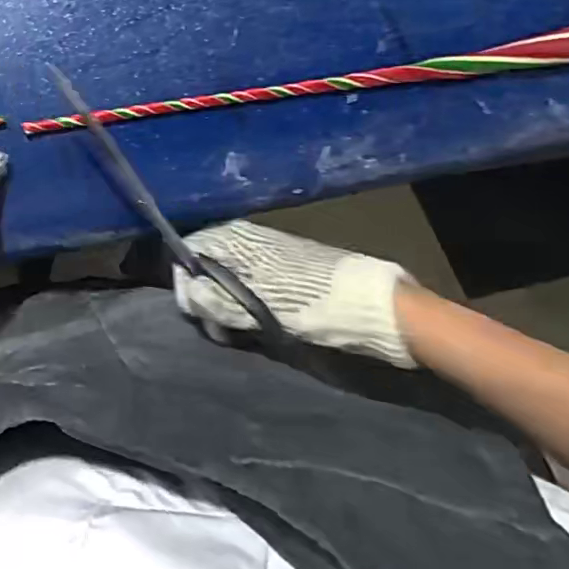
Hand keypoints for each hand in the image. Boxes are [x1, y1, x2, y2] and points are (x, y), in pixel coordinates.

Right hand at [178, 220, 417, 366]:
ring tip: (238, 331)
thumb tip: (186, 297)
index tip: (194, 311)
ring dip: (225, 303)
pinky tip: (257, 323)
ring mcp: (267, 251)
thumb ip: (212, 300)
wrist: (384, 310)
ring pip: (225, 275)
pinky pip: (249, 281)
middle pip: (204, 264)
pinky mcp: (287, 267)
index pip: (185, 251)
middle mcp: (244, 237)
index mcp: (232, 236)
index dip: (184, 282)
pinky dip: (245, 301)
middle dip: (204, 297)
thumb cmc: (314, 305)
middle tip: (218, 328)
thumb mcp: (255, 308)